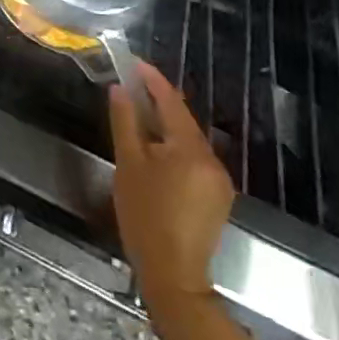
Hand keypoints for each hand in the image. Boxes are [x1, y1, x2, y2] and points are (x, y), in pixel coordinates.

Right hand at [109, 62, 233, 303]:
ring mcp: (219, 179)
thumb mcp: (128, 166)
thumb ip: (125, 122)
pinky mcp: (218, 197)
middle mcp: (211, 157)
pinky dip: (177, 151)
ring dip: (167, 129)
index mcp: (190, 147)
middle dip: (158, 104)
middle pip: (182, 121)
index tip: (135, 64)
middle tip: (132, 92)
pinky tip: (158, 157)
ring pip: (189, 141)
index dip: (153, 80)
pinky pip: (195, 161)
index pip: (172, 101)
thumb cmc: (145, 217)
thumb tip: (120, 88)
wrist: (173, 275)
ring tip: (140, 123)